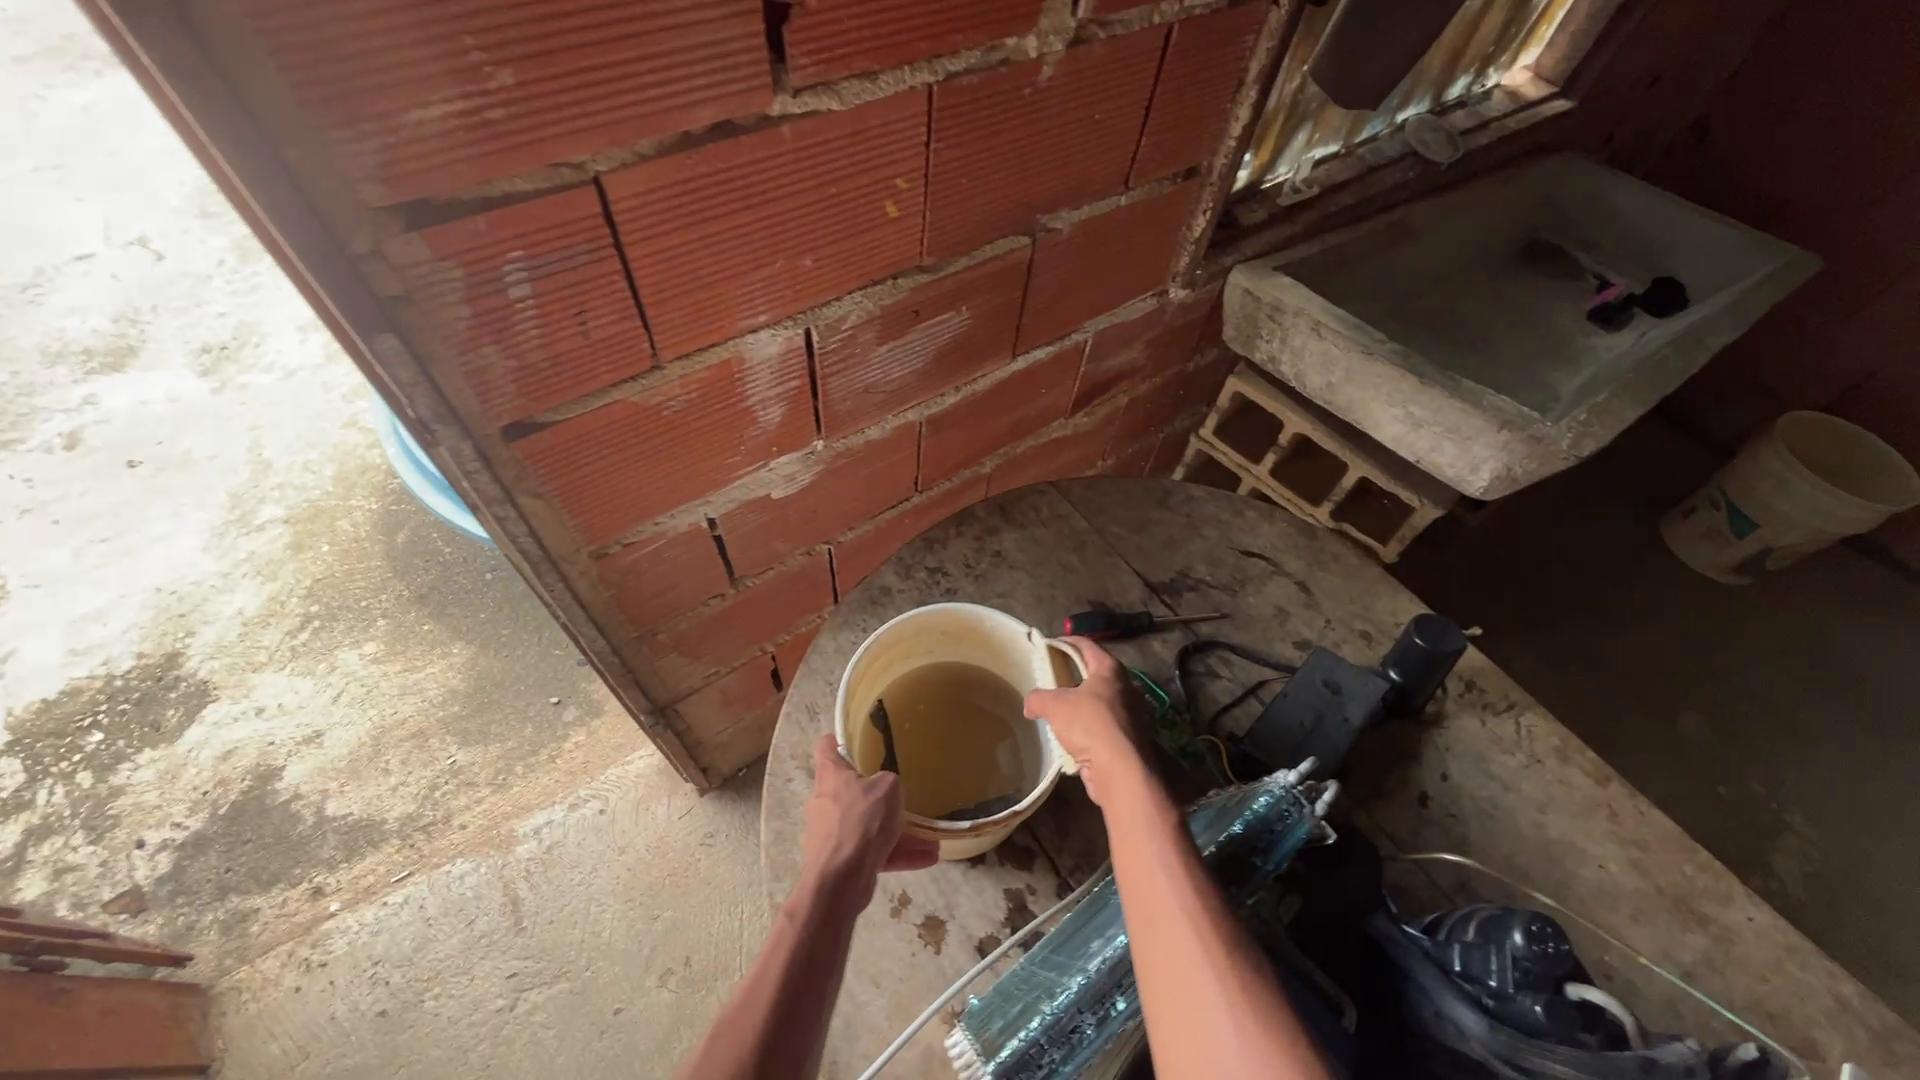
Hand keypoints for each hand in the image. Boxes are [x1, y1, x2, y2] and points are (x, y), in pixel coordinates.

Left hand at [801, 735, 938, 902]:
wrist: (839, 880)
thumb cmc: (860, 820)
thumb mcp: (888, 788)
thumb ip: (891, 782)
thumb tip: (889, 788)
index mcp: (830, 775)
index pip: (826, 747)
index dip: (839, 739)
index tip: (856, 738)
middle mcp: (825, 801)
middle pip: (850, 789)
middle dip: (878, 792)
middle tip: (903, 790)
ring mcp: (831, 834)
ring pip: (868, 826)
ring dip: (898, 831)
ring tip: (931, 837)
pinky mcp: (841, 861)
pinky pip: (873, 852)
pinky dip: (898, 854)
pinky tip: (928, 858)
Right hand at [1023, 637, 1150, 807]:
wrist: (1121, 770)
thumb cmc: (1090, 725)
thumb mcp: (1054, 706)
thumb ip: (1038, 698)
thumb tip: (1030, 704)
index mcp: (1110, 670)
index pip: (1086, 645)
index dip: (1066, 642)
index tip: (1048, 646)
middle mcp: (1124, 688)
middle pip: (1093, 674)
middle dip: (1071, 677)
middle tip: (1049, 682)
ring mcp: (1129, 714)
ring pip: (1097, 703)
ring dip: (1078, 707)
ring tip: (1056, 712)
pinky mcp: (1127, 739)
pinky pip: (1101, 728)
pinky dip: (1086, 730)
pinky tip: (1070, 739)